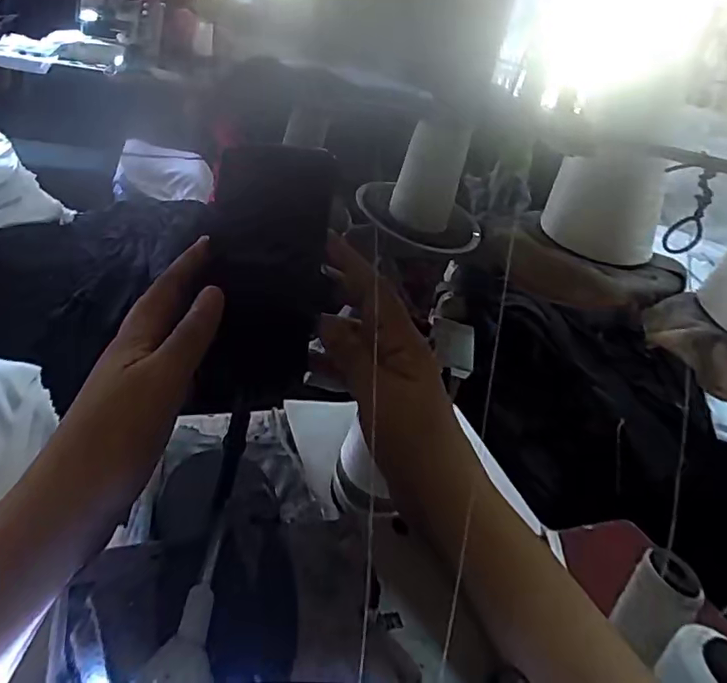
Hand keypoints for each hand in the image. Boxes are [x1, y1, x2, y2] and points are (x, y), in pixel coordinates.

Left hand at [58, 237, 224, 495]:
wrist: (70, 504)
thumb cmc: (118, 434)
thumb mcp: (162, 378)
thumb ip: (189, 335)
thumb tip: (213, 290)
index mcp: (133, 341)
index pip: (164, 291)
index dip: (187, 265)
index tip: (211, 239)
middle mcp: (129, 356)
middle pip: (161, 310)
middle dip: (187, 285)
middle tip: (223, 267)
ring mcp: (130, 385)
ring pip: (166, 339)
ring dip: (190, 318)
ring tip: (223, 307)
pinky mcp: (137, 412)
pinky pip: (172, 368)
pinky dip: (192, 355)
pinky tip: (208, 366)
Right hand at [318, 234, 463, 471]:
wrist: (437, 488)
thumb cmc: (412, 435)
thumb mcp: (379, 389)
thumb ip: (351, 353)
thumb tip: (323, 319)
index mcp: (402, 337)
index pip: (374, 288)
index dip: (351, 262)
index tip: (325, 239)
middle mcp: (396, 347)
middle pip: (363, 308)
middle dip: (334, 286)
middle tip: (297, 270)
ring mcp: (388, 372)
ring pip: (353, 338)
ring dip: (326, 325)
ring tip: (289, 310)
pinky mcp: (380, 396)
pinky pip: (350, 369)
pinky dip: (327, 362)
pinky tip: (299, 362)